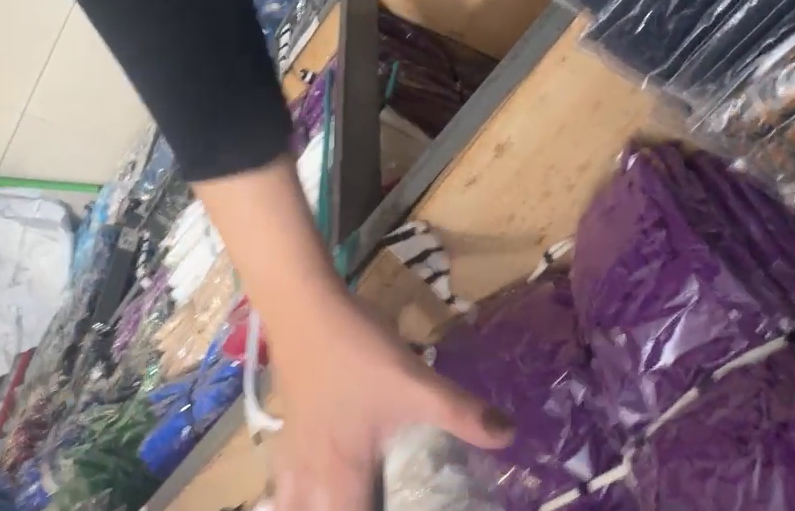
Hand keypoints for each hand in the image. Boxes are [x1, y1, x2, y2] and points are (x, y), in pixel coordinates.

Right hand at [267, 289, 511, 510]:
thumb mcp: (414, 381)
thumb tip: (509, 434)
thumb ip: (460, 411)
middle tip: (376, 501)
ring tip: (337, 498)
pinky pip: (284, 477)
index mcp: (342, 476)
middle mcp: (312, 474)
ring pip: (291, 502)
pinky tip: (315, 470)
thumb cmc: (356, 349)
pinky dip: (296, 487)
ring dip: (313, 506)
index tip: (400, 509)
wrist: (303, 304)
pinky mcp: (287, 423)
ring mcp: (293, 449)